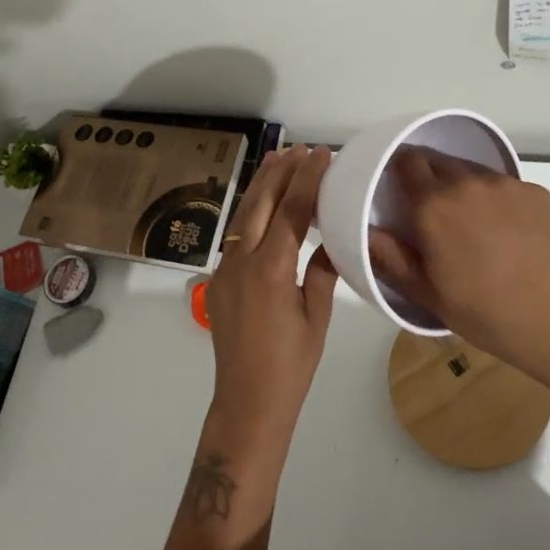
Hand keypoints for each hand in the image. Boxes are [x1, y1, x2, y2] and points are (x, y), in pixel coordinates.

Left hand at [204, 144, 338, 445]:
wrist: (248, 402)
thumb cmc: (292, 365)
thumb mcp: (317, 317)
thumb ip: (322, 272)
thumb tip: (331, 241)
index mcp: (272, 269)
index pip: (292, 210)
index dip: (307, 178)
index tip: (320, 153)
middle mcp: (243, 261)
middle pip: (260, 203)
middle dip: (280, 172)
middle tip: (298, 148)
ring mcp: (225, 269)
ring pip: (242, 216)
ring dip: (261, 187)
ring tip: (278, 161)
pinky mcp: (218, 281)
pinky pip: (235, 236)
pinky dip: (251, 212)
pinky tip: (263, 206)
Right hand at [369, 147, 549, 374]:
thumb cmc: (489, 315)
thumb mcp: (430, 297)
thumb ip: (393, 260)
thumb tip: (369, 232)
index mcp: (434, 207)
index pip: (405, 163)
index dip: (396, 170)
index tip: (394, 187)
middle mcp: (468, 185)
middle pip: (437, 161)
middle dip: (426, 176)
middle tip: (428, 208)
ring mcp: (506, 185)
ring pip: (471, 172)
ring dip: (460, 185)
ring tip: (467, 221)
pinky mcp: (537, 192)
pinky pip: (503, 186)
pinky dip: (494, 199)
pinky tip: (504, 231)